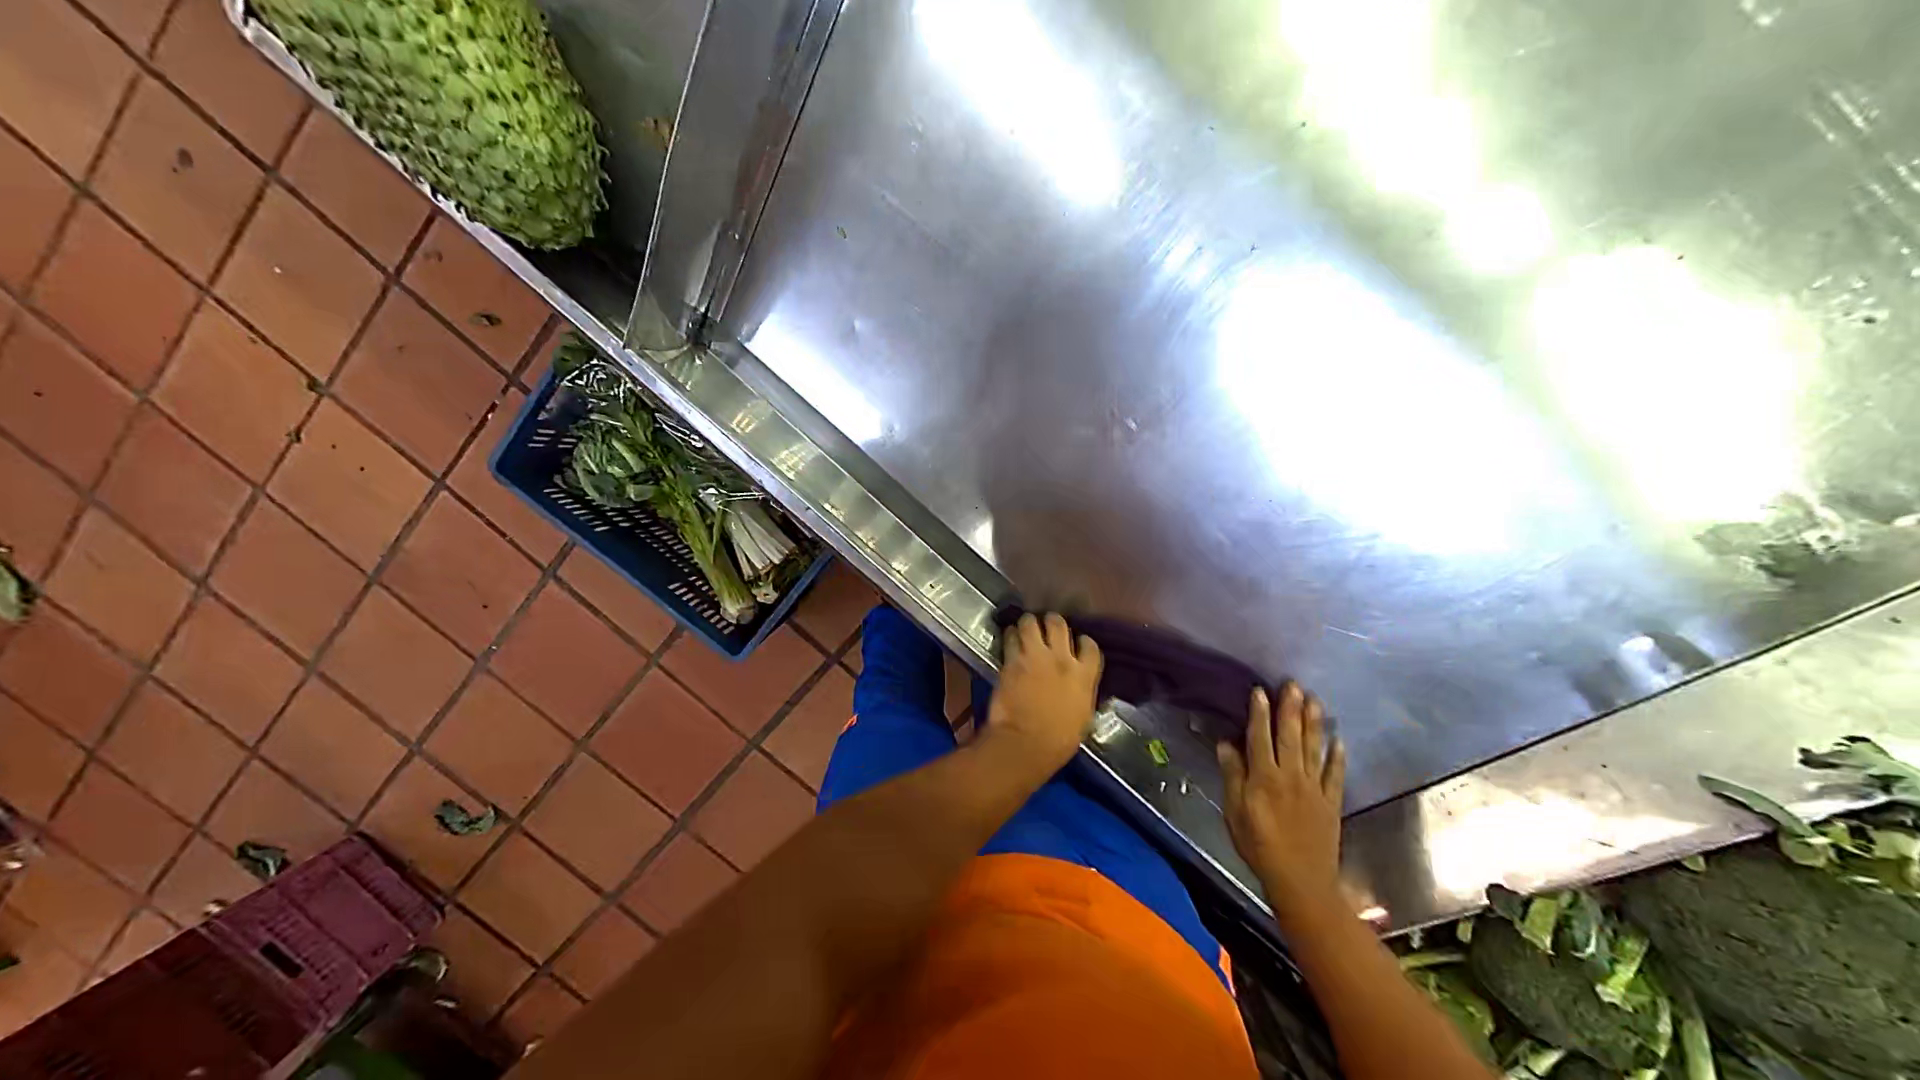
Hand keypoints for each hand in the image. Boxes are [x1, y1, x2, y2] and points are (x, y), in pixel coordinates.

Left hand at [981, 613, 1103, 777]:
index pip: (1090, 646)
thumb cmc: (1058, 740)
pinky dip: (1009, 635)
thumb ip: (1082, 690)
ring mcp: (1034, 657)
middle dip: (1052, 622)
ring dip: (1027, 623)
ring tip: (1025, 628)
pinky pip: (1010, 637)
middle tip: (1046, 627)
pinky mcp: (1011, 661)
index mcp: (1084, 675)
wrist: (1025, 743)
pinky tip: (1009, 638)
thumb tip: (1078, 684)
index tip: (1077, 643)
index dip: (1083, 641)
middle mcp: (1061, 659)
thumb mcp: (1083, 715)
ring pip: (1030, 622)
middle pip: (1058, 624)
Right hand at [1218, 682, 1346, 917]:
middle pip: (1290, 736)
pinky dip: (1337, 756)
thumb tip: (1226, 744)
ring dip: (1314, 723)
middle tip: (1293, 684)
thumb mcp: (1234, 812)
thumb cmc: (1258, 846)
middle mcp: (1291, 776)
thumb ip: (1233, 776)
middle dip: (1291, 708)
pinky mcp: (1331, 802)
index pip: (1260, 737)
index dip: (1260, 713)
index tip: (1260, 691)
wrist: (1300, 881)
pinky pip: (1335, 774)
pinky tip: (1338, 740)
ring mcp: (1314, 788)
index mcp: (1263, 778)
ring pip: (1314, 748)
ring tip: (1315, 700)